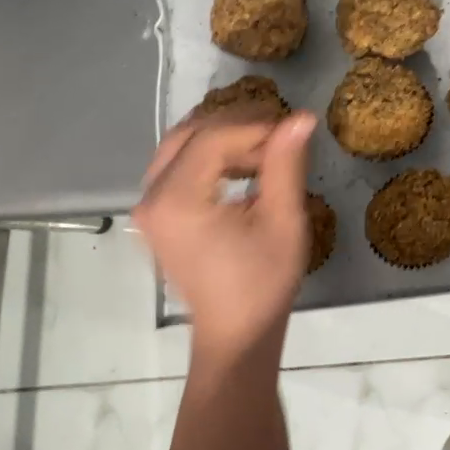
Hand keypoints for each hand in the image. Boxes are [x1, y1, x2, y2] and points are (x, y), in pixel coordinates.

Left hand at [134, 113, 318, 359]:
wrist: (236, 332)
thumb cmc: (263, 281)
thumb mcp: (283, 220)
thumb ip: (285, 164)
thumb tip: (300, 118)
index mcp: (177, 200)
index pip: (214, 137)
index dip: (256, 125)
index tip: (294, 128)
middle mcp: (152, 197)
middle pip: (190, 133)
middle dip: (238, 123)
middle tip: (281, 130)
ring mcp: (149, 206)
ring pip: (182, 145)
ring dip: (225, 137)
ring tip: (268, 148)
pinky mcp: (158, 214)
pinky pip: (180, 164)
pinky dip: (212, 155)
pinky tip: (246, 166)